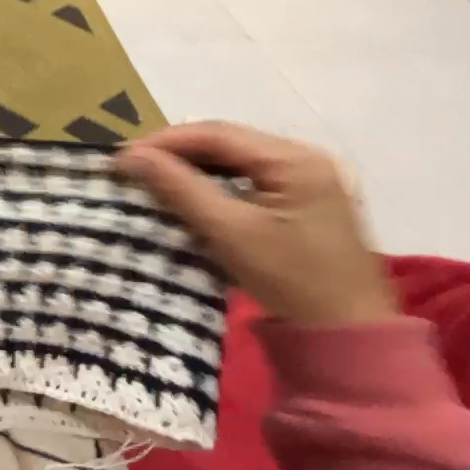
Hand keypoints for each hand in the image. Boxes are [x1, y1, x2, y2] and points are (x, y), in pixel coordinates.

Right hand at [115, 122, 398, 326]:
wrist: (347, 335)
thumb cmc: (290, 279)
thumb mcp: (227, 230)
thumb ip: (177, 186)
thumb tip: (127, 155)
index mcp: (296, 160)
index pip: (216, 133)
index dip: (164, 141)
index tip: (123, 157)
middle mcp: (308, 158)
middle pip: (226, 141)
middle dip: (176, 152)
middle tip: (135, 167)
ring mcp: (311, 178)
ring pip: (235, 157)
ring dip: (193, 165)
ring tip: (155, 178)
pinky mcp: (307, 198)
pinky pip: (249, 175)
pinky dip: (215, 180)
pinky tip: (191, 192)